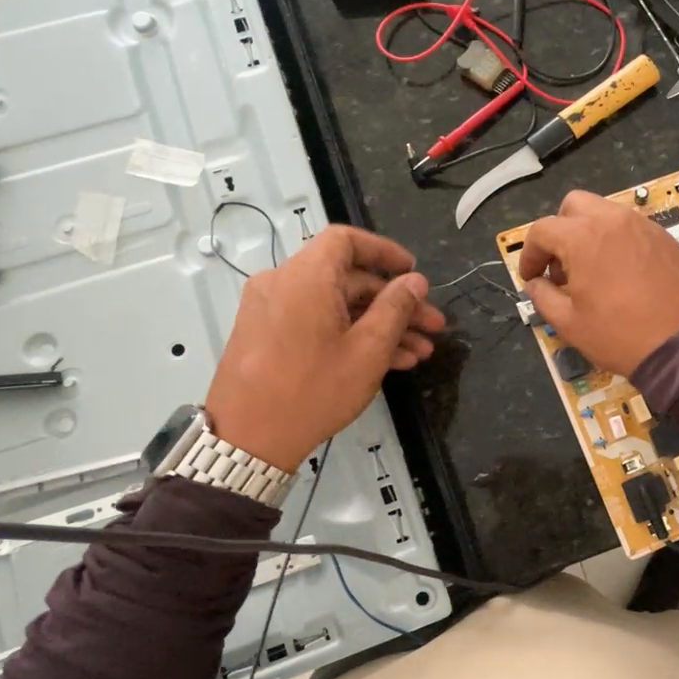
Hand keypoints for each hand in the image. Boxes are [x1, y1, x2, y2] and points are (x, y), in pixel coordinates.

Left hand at [205, 226, 445, 471]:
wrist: (247, 438)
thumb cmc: (312, 389)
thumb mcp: (368, 350)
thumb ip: (396, 309)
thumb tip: (414, 281)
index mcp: (306, 277)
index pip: (346, 240)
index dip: (384, 251)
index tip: (413, 273)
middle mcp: (283, 283)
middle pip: (347, 278)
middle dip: (394, 302)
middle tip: (432, 327)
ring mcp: (271, 310)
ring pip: (336, 304)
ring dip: (378, 323)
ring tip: (417, 352)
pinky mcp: (267, 334)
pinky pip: (317, 321)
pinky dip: (350, 333)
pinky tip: (386, 361)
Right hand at [518, 190, 678, 374]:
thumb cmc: (619, 335)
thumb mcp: (570, 323)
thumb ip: (543, 297)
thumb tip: (535, 284)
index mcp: (584, 236)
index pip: (542, 230)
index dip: (529, 254)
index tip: (531, 277)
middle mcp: (614, 220)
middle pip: (575, 206)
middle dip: (561, 231)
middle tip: (562, 266)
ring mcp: (646, 226)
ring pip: (608, 214)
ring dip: (591, 234)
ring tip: (594, 273)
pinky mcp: (668, 239)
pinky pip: (635, 230)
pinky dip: (620, 243)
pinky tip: (625, 276)